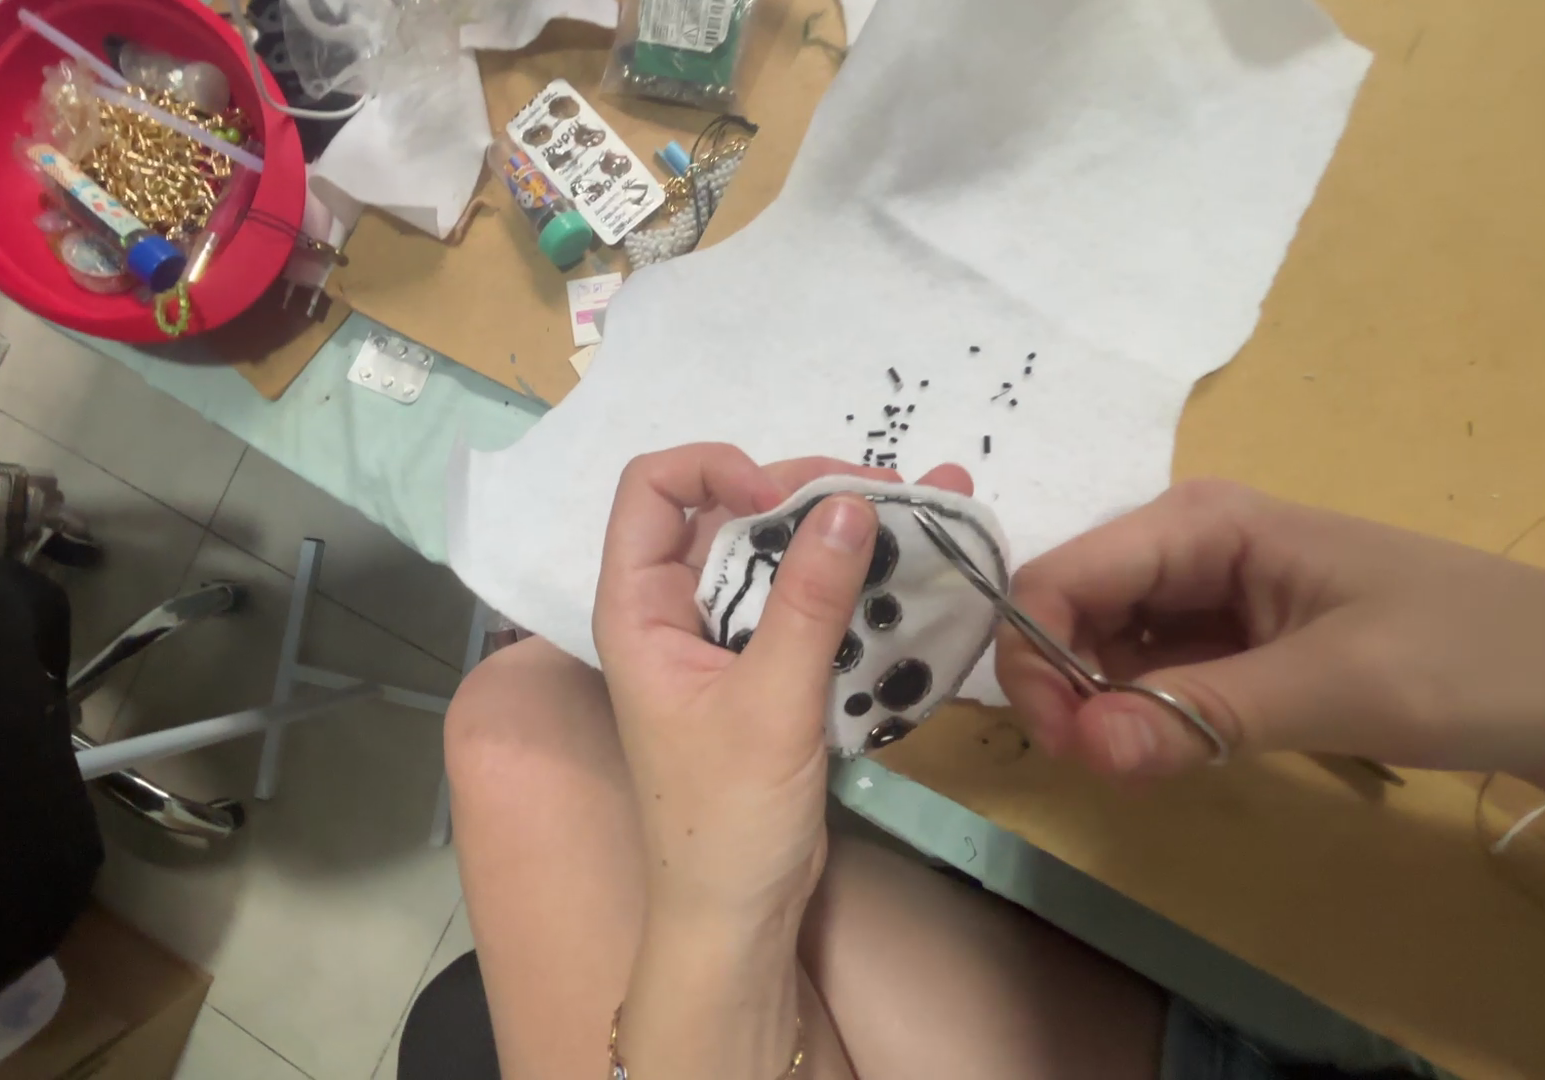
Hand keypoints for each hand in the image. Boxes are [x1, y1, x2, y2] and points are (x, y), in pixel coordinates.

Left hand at [593, 445, 972, 920]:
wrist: (737, 906)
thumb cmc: (728, 816)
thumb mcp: (772, 704)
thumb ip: (809, 602)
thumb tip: (851, 503)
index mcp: (637, 604)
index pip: (652, 488)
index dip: (713, 469)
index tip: (782, 500)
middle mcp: (670, 603)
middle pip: (722, 508)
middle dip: (796, 490)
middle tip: (881, 493)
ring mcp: (716, 630)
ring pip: (766, 548)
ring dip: (829, 526)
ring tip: (907, 510)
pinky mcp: (756, 657)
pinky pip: (793, 592)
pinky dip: (841, 573)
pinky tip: (898, 560)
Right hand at [996, 480, 1544, 802]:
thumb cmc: (1487, 660)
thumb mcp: (1347, 688)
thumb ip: (1204, 715)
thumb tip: (1083, 751)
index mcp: (1193, 524)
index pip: (1056, 582)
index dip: (1035, 659)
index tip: (1066, 746)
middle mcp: (1172, 543)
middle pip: (1062, 610)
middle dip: (1062, 686)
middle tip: (1102, 762)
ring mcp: (1187, 584)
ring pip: (1087, 641)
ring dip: (1094, 703)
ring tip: (1145, 757)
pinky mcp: (1205, 626)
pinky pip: (1131, 664)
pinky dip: (1129, 709)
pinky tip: (1167, 739)